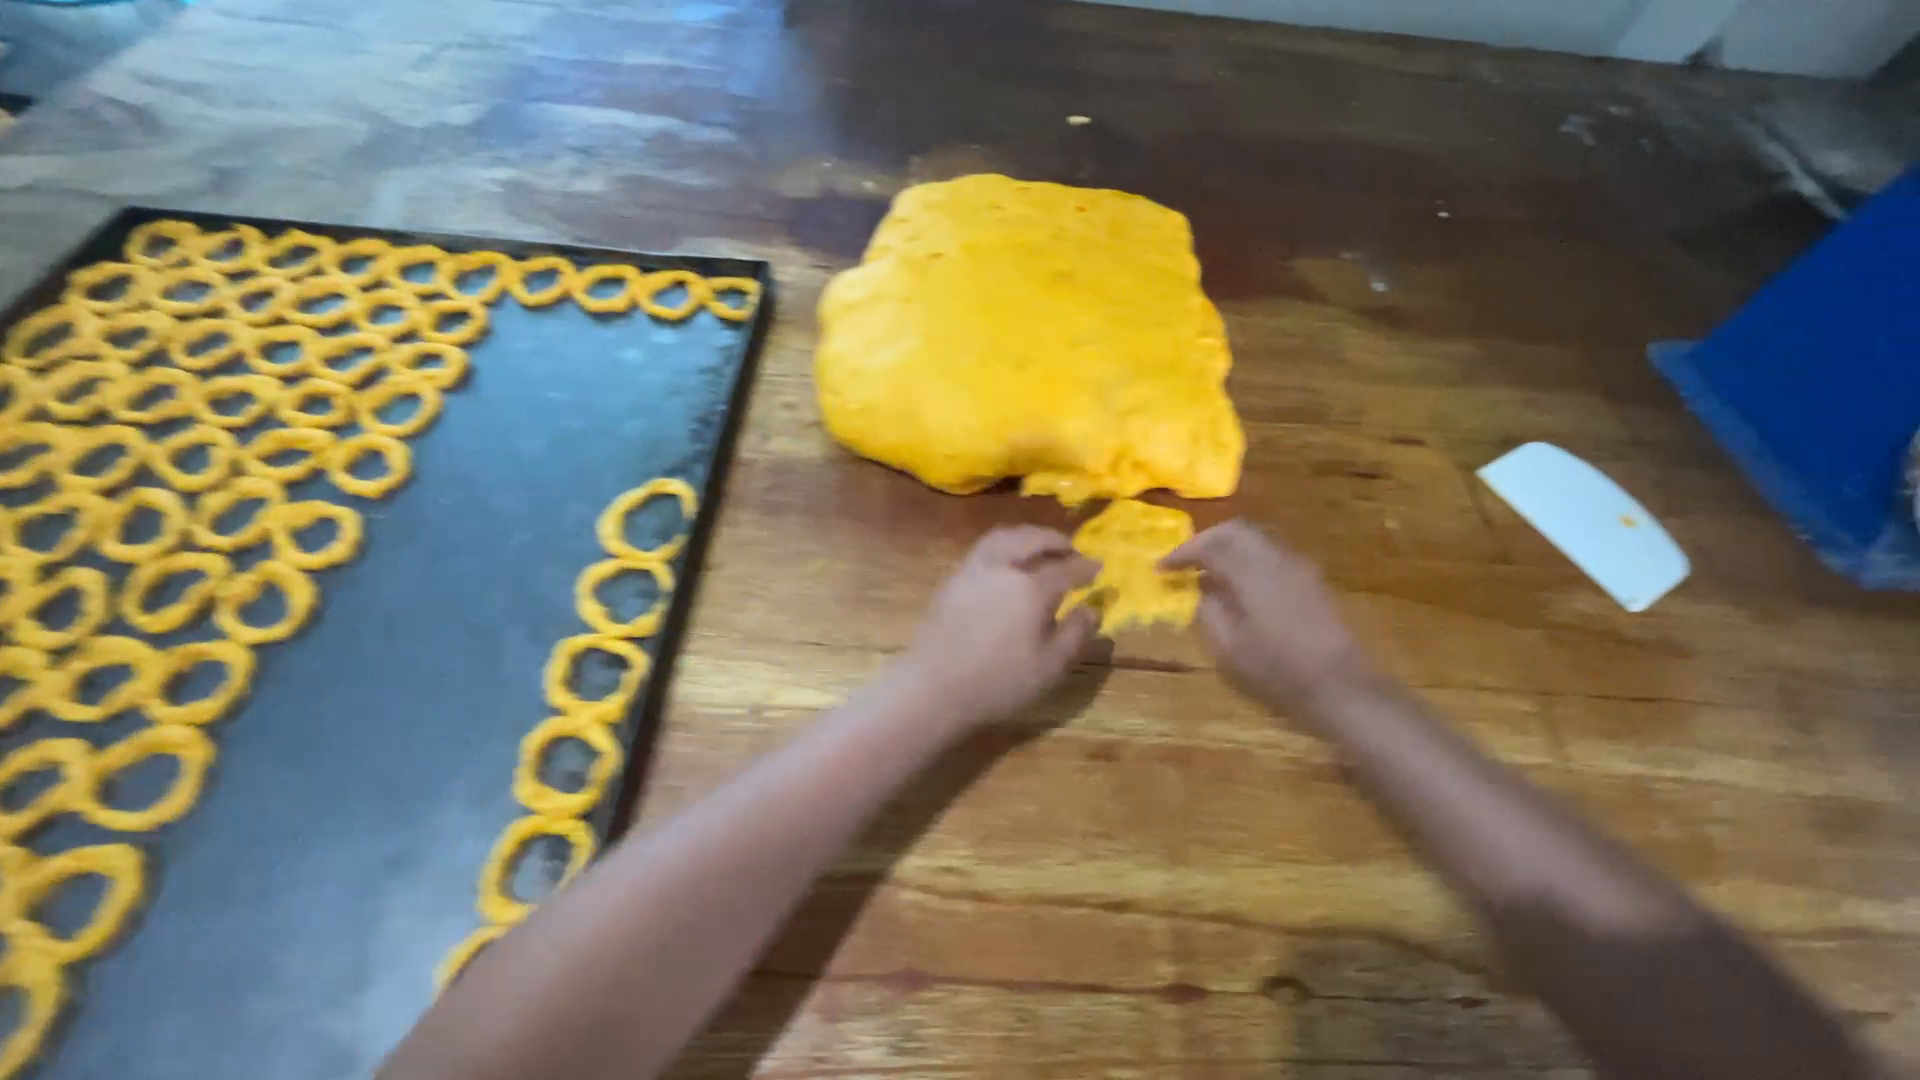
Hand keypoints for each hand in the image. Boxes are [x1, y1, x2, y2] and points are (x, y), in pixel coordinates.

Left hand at [899, 526, 1098, 730]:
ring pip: (1003, 537)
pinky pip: (983, 549)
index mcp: (1030, 588)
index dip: (1085, 567)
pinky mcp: (952, 579)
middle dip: (1054, 540)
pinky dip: (1003, 544)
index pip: (1065, 569)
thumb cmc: (998, 683)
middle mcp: (1002, 568)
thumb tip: (1092, 609)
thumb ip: (1074, 633)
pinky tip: (1007, 562)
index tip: (1099, 566)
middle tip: (1070, 547)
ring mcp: (972, 569)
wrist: (934, 688)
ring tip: (1038, 546)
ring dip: (1026, 536)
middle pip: (1031, 540)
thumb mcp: (1049, 666)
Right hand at [1162, 520, 1374, 714]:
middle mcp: (1277, 559)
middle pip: (1237, 530)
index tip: (1161, 568)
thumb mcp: (1230, 649)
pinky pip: (1272, 554)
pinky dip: (1248, 559)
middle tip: (1184, 561)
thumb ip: (1210, 612)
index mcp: (1254, 573)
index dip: (1183, 553)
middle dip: (1206, 540)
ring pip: (1257, 538)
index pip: (1211, 545)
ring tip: (1208, 572)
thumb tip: (1203, 590)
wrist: (1342, 687)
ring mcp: (1299, 567)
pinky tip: (1238, 585)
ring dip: (1228, 547)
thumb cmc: (1279, 672)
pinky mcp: (1312, 580)